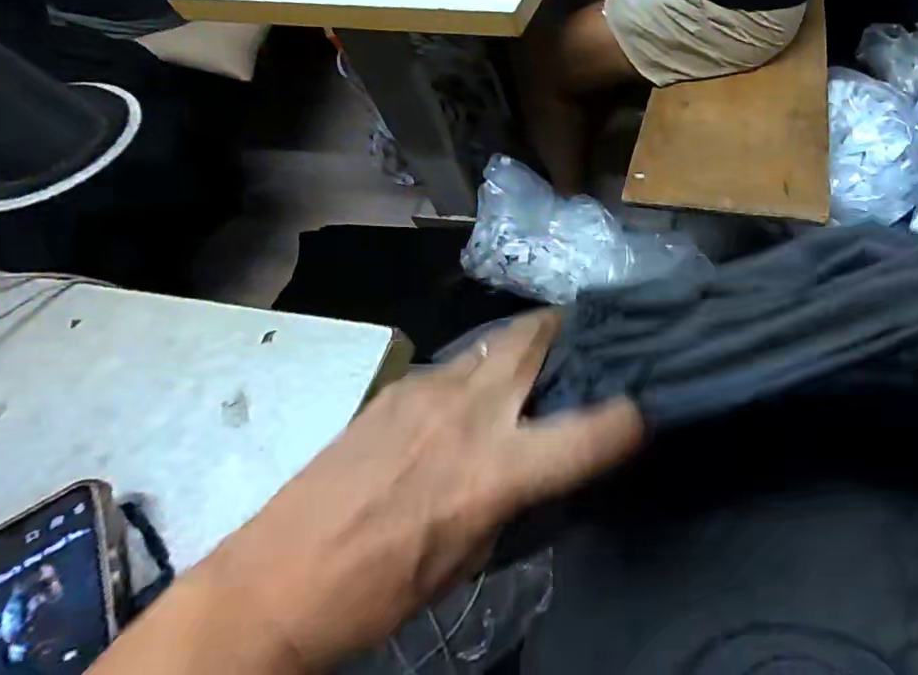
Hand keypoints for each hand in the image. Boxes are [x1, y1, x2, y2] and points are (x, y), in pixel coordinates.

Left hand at [202, 312, 642, 666]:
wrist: (275, 579)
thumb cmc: (380, 589)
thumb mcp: (466, 560)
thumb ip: (512, 501)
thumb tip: (536, 468)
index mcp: (494, 471)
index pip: (587, 432)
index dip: (627, 418)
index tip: (643, 407)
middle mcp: (469, 413)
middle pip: (533, 338)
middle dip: (565, 327)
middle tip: (584, 332)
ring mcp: (429, 390)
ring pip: (494, 343)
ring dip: (519, 347)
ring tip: (531, 362)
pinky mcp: (397, 387)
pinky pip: (455, 365)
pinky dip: (476, 371)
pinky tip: (467, 398)